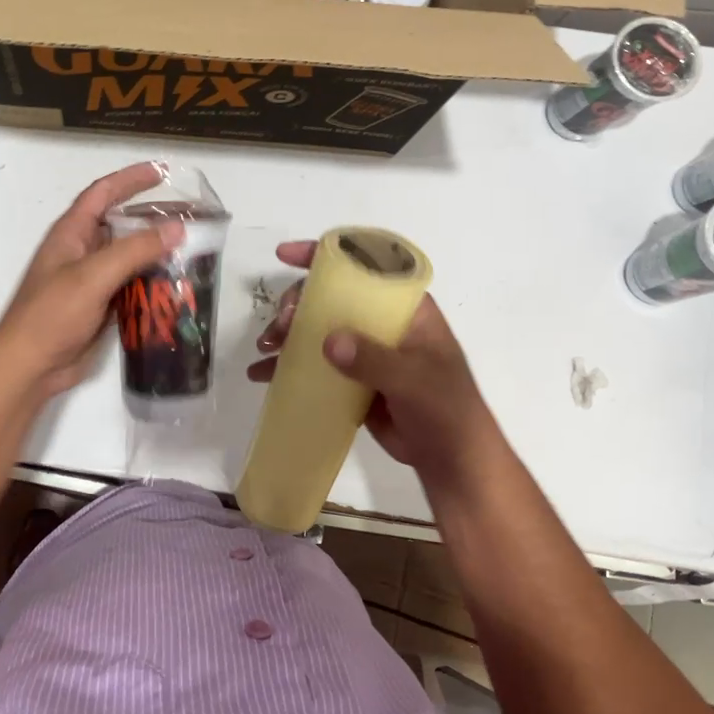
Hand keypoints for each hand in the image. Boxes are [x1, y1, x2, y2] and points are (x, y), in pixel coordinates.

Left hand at [0, 163, 184, 399]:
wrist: (30, 367)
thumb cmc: (51, 315)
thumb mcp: (92, 277)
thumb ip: (134, 251)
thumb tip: (177, 229)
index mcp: (71, 233)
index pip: (103, 193)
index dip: (130, 179)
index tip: (163, 172)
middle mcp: (81, 251)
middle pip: (122, 224)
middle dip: (155, 218)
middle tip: (194, 218)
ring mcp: (91, 281)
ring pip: (130, 257)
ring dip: (158, 252)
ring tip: (195, 250)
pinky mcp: (100, 307)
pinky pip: (131, 286)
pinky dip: (153, 282)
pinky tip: (178, 284)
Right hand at [247, 240, 504, 473]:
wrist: (451, 457)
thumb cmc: (446, 408)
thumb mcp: (414, 380)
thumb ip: (374, 360)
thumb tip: (329, 342)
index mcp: (405, 309)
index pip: (365, 266)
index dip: (326, 255)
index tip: (286, 255)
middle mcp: (381, 322)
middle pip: (331, 297)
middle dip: (298, 304)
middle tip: (281, 325)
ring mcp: (364, 350)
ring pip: (317, 328)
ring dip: (287, 333)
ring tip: (265, 348)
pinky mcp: (351, 379)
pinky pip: (314, 364)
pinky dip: (287, 366)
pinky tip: (262, 374)